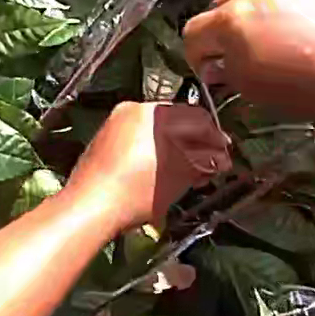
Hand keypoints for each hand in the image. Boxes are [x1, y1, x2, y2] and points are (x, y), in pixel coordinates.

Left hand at [63, 102, 230, 234]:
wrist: (90, 207)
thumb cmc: (136, 191)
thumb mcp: (179, 176)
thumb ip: (203, 161)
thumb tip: (219, 158)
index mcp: (152, 112)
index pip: (196, 118)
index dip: (215, 139)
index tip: (224, 157)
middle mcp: (133, 109)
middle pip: (176, 120)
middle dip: (196, 143)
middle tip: (210, 165)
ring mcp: (116, 122)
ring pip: (157, 129)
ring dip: (177, 147)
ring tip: (190, 172)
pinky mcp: (105, 137)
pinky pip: (139, 137)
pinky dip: (156, 150)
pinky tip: (165, 170)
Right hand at [183, 0, 314, 121]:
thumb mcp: (256, 91)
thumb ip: (228, 73)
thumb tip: (221, 65)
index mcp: (231, 20)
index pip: (193, 33)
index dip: (198, 56)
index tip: (211, 69)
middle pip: (223, 8)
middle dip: (228, 32)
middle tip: (247, 58)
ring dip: (263, 16)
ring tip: (289, 45)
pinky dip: (298, 4)